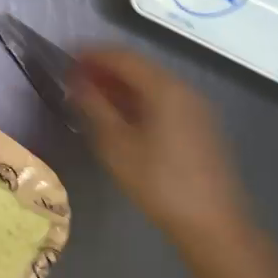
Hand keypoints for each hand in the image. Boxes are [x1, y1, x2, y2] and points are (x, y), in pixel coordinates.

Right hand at [69, 49, 253, 253]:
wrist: (213, 224)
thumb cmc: (158, 182)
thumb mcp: (115, 144)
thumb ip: (93, 106)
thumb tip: (75, 81)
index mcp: (164, 88)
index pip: (122, 56)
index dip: (90, 54)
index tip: (64, 60)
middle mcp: (184, 90)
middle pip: (139, 66)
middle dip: (104, 69)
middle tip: (73, 79)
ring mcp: (197, 108)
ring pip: (151, 84)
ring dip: (120, 85)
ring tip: (91, 97)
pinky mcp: (200, 126)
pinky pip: (163, 100)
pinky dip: (137, 99)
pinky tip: (120, 116)